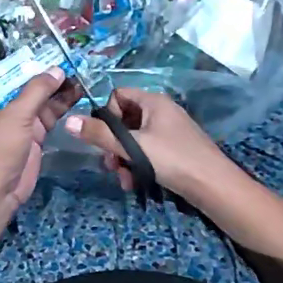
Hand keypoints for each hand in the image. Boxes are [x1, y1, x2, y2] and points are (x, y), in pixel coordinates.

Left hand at [0, 68, 76, 212]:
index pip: (11, 72)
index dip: (32, 62)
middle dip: (50, 76)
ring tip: (81, 76)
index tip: (55, 51)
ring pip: (42, 100)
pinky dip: (62, 106)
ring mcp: (19, 121)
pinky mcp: (33, 135)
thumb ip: (37, 90)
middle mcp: (3, 105)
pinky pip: (49, 116)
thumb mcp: (17, 114)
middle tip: (74, 63)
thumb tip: (57, 69)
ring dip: (59, 90)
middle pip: (29, 85)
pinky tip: (78, 95)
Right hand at [66, 88, 239, 201]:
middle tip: (111, 165)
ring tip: (123, 179)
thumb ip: (99, 135)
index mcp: (153, 101)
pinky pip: (146, 151)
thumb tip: (68, 121)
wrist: (214, 187)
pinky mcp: (174, 149)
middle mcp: (161, 111)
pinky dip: (137, 165)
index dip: (106, 114)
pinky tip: (134, 183)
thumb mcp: (132, 146)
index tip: (105, 137)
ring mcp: (169, 131)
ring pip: (133, 139)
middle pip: (124, 119)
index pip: (117, 95)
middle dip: (112, 144)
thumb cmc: (173, 159)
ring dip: (123, 159)